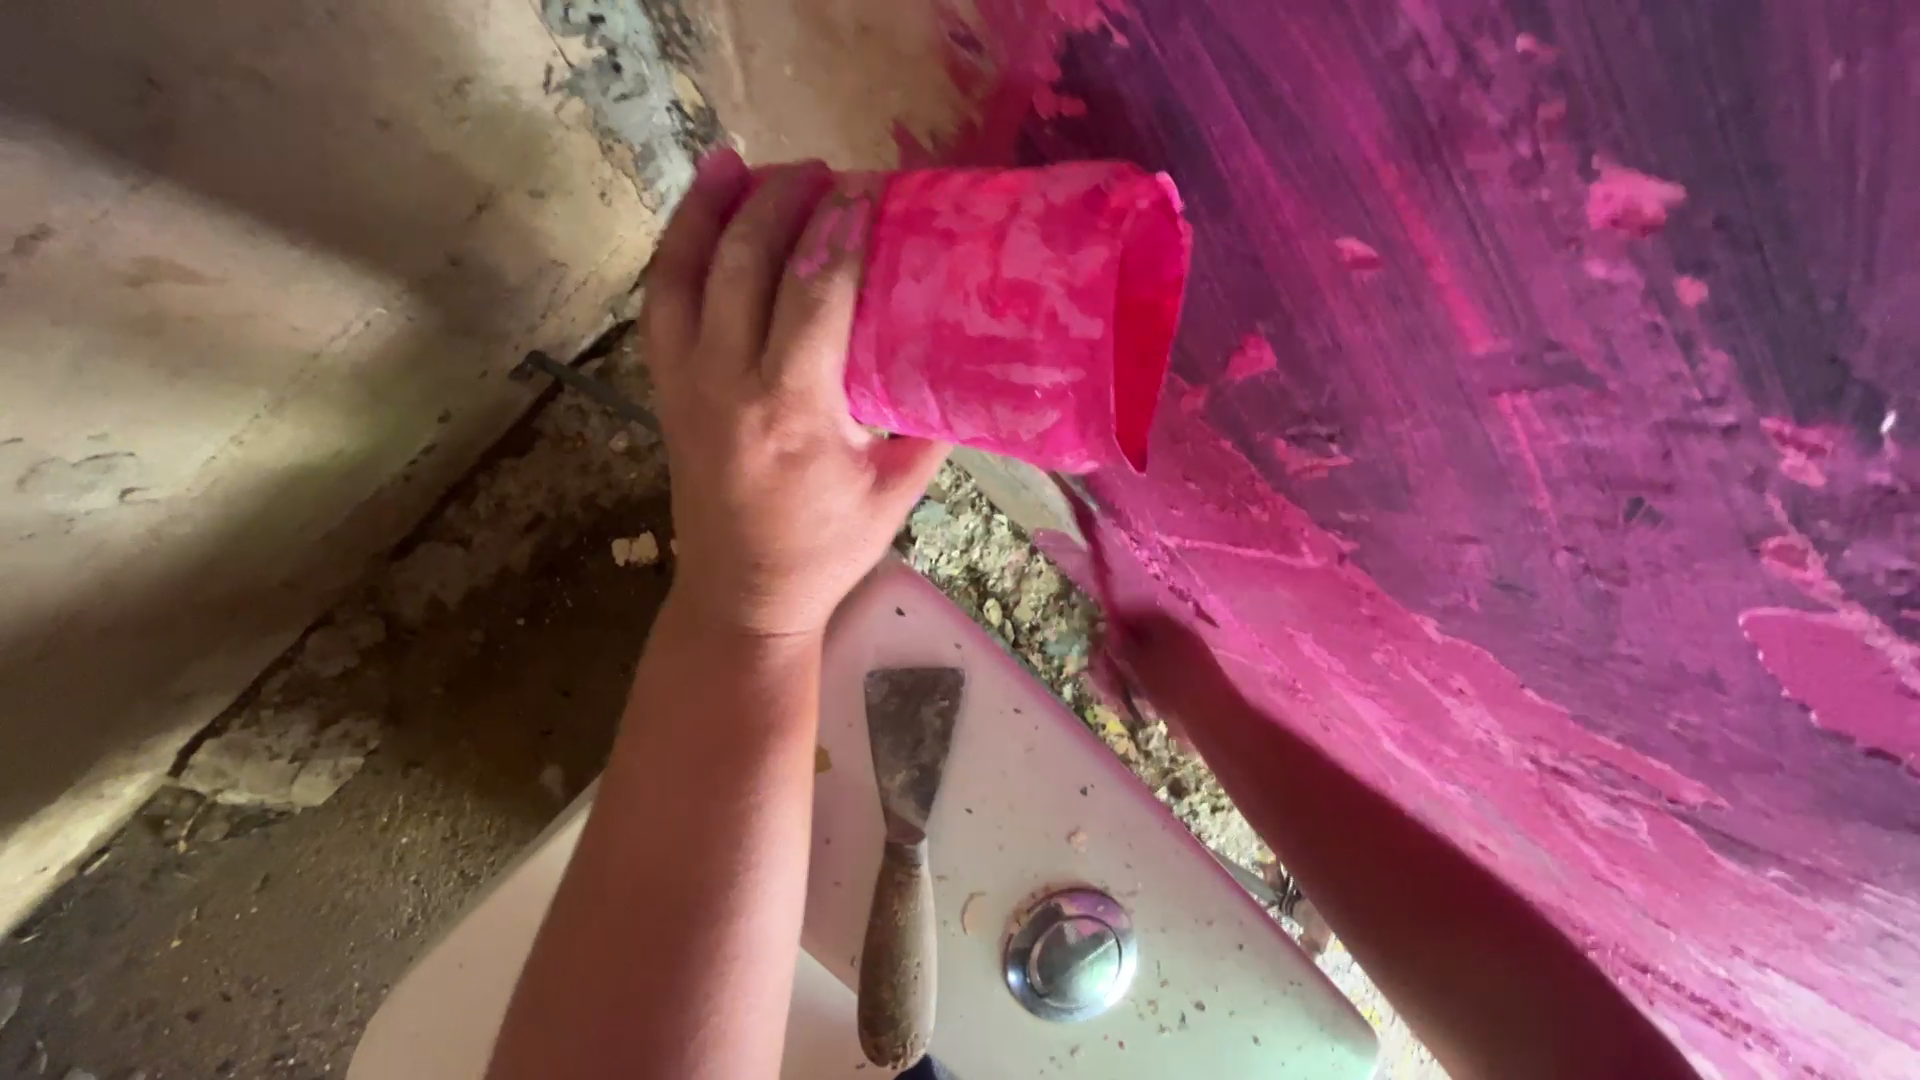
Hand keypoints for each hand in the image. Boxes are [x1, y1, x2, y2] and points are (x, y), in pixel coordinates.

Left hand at [640, 148, 948, 639]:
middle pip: (749, 263)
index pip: (816, 290)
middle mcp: (730, 381)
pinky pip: (660, 305)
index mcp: (795, 408)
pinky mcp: (666, 390)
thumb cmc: (826, 550)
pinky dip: (677, 253)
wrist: (742, 594)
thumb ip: (929, 428)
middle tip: (822, 171)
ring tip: (739, 163)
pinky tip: (696, 222)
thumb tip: (958, 365)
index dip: (843, 230)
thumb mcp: (895, 496)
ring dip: (713, 210)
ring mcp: (687, 383)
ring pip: (687, 272)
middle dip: (785, 202)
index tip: (868, 190)